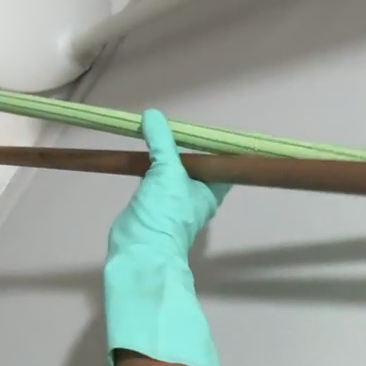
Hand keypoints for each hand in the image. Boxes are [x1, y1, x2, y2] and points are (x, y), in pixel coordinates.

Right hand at [102, 110, 229, 365]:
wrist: (140, 250)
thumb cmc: (166, 215)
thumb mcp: (167, 172)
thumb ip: (161, 142)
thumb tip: (153, 114)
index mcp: (212, 190)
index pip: (225, 162)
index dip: (220, 145)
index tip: (207, 126)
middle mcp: (196, 193)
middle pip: (197, 162)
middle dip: (187, 144)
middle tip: (173, 124)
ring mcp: (174, 199)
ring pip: (175, 168)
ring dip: (167, 153)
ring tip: (155, 132)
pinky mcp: (152, 202)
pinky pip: (154, 175)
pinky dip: (149, 163)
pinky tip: (140, 152)